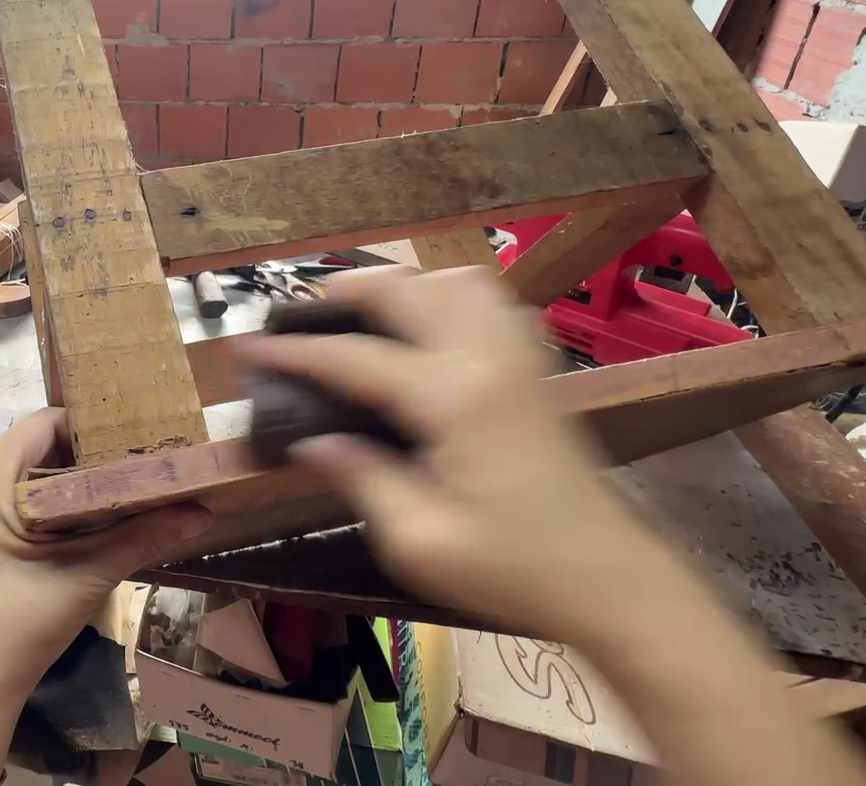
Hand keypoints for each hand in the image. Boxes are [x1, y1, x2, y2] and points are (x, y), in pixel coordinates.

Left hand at [0, 408, 212, 684]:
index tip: (140, 437)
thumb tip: (203, 510)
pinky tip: (101, 505)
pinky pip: (27, 484)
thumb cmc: (20, 622)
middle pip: (44, 439)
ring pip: (38, 463)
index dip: (97, 425)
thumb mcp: (87, 574)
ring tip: (132, 478)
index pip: (49, 421)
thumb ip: (143, 535)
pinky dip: (62, 490)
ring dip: (81, 472)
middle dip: (94, 449)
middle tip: (144, 457)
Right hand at [239, 266, 685, 645]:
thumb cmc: (514, 569)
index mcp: (452, 399)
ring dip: (403, 286)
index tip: (250, 347)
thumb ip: (361, 478)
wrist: (615, 584)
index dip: (295, 352)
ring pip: (455, 282)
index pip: (354, 358)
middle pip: (404, 291)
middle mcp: (485, 359)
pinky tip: (433, 326)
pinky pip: (494, 303)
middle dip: (343, 291)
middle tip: (302, 316)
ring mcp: (518, 358)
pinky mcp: (535, 370)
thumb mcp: (420, 541)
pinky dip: (452, 297)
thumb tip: (311, 441)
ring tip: (366, 314)